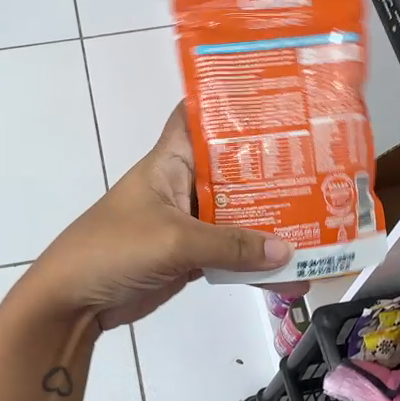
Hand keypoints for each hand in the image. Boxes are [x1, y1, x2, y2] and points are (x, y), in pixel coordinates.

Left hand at [21, 105, 303, 330]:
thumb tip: (288, 250)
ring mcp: (187, 223)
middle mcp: (181, 185)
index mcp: (169, 162)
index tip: (277, 99)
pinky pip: (231, 253)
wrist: (75, 301)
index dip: (230, 105)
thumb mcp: (174, 241)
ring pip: (236, 215)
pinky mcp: (189, 257)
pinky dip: (256, 262)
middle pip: (232, 170)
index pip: (198, 117)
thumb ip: (230, 245)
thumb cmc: (115, 249)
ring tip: (323, 223)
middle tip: (324, 166)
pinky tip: (293, 270)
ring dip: (270, 221)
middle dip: (272, 170)